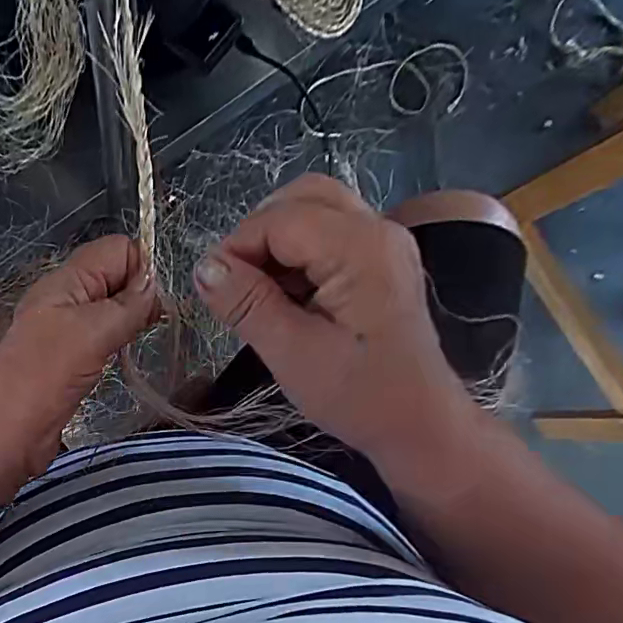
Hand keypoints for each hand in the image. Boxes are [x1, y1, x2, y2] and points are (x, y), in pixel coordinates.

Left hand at [0, 234, 156, 501]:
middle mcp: (65, 299)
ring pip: (110, 311)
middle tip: (153, 325)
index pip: (116, 249)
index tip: (158, 302)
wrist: (5, 434)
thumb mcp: (92, 331)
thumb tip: (157, 284)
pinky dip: (118, 344)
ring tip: (141, 342)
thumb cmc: (44, 376)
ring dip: (131, 322)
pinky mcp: (68, 361)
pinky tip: (124, 359)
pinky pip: (102, 339)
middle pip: (115, 278)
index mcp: (65, 280)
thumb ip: (128, 304)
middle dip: (140, 295)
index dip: (142, 268)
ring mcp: (65, 331)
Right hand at [190, 174, 479, 460]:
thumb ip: (246, 304)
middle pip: (303, 198)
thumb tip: (203, 268)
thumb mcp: (291, 352)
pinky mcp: (382, 265)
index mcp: (359, 247)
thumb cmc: (357, 395)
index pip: (279, 218)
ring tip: (257, 294)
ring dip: (276, 244)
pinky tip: (285, 298)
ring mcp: (385, 244)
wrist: (418, 425)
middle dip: (257, 233)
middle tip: (235, 283)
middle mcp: (378, 230)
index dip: (236, 247)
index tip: (214, 289)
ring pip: (317, 213)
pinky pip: (331, 237)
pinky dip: (298, 256)